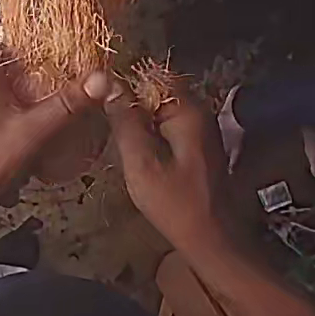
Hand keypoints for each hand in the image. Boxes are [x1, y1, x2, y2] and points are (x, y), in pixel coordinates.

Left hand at [0, 20, 112, 213]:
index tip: (23, 10)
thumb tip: (101, 78)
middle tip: (50, 40)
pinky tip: (41, 107)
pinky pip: (0, 99)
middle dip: (19, 43)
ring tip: (52, 68)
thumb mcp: (32, 132)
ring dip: (20, 70)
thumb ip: (66, 106)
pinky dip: (19, 95)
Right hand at [105, 90, 243, 257]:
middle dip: (130, 104)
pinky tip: (137, 153)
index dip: (124, 85)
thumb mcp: (141, 163)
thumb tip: (107, 85)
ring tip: (119, 139)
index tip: (102, 101)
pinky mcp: (197, 146)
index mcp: (188, 110)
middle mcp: (199, 113)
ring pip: (160, 111)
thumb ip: (125, 121)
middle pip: (156, 92)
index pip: (152, 76)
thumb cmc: (176, 204)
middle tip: (108, 124)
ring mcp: (201, 129)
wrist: (211, 239)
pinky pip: (168, 128)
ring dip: (139, 121)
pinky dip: (151, 135)